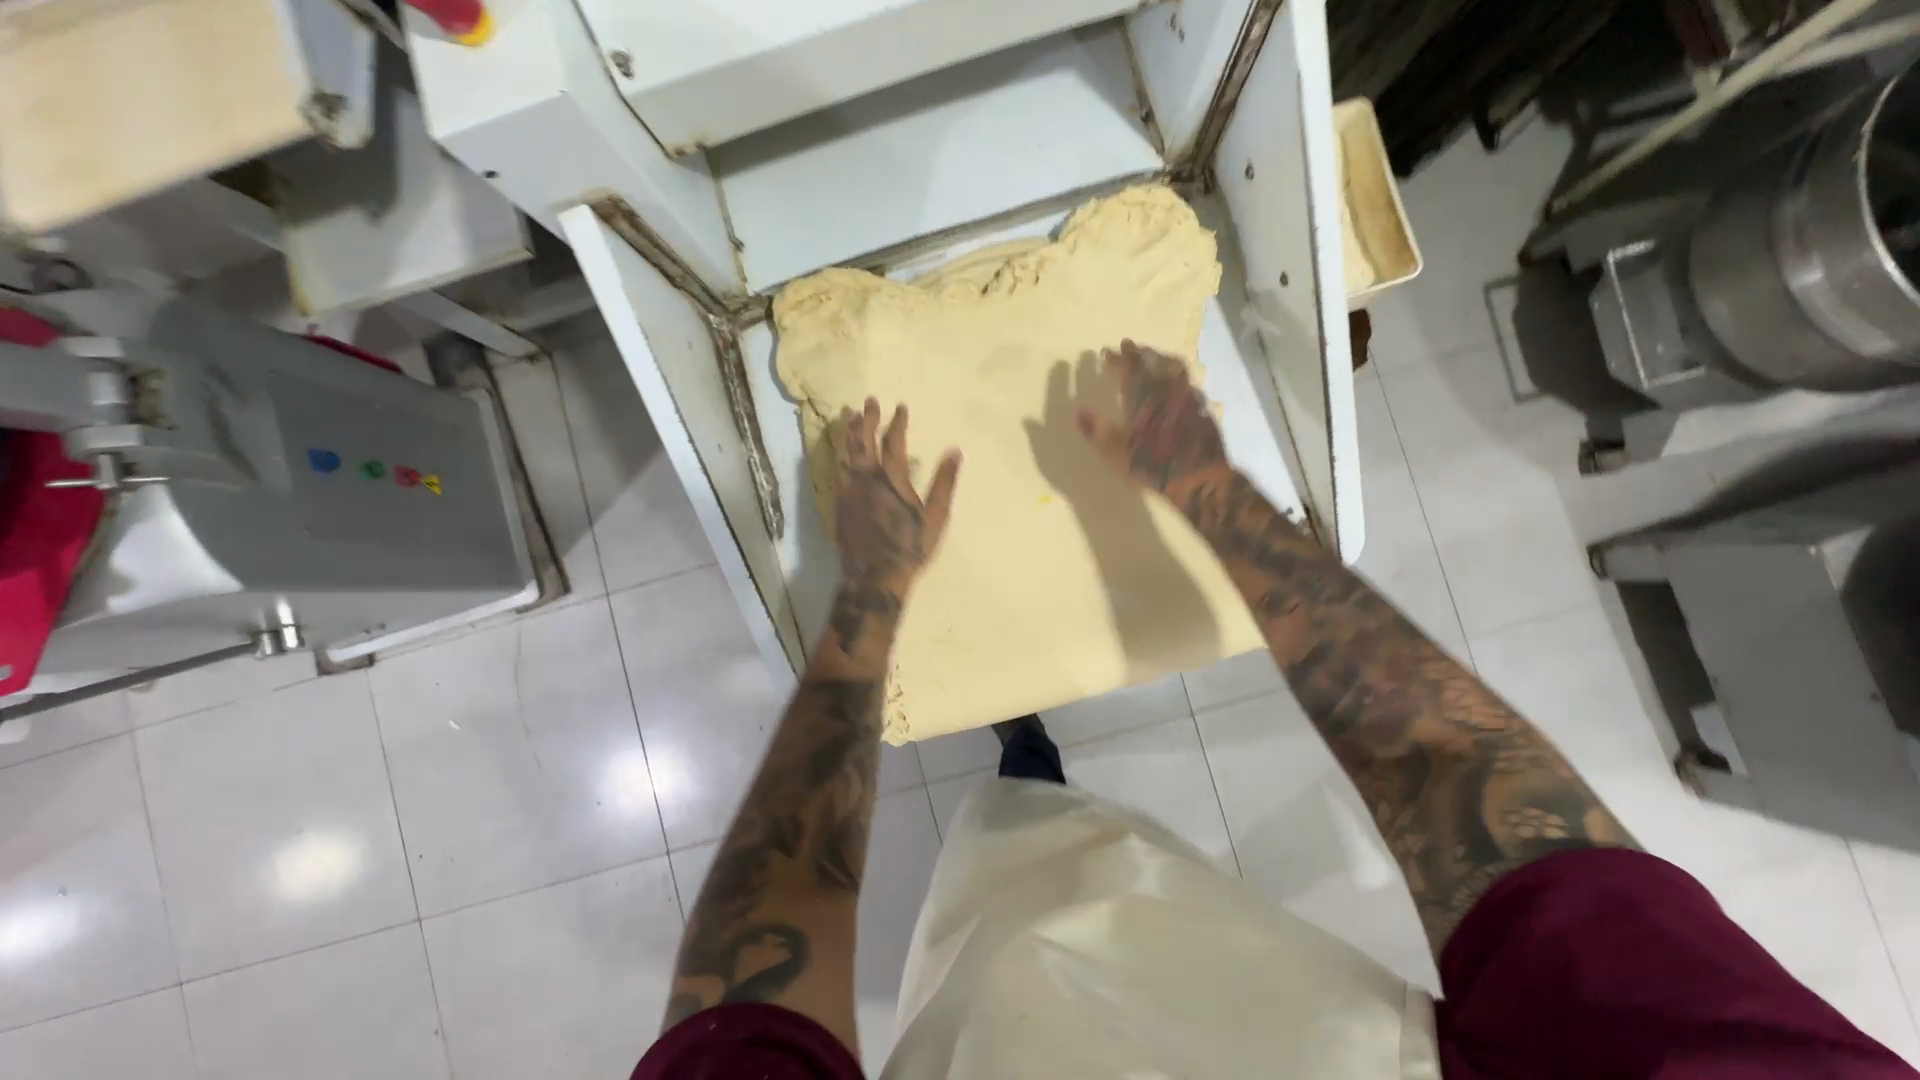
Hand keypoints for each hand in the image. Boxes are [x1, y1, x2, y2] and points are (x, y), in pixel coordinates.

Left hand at [834, 397, 961, 591]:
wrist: (875, 575)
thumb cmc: (911, 548)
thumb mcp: (936, 517)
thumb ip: (944, 482)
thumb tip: (955, 452)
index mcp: (894, 478)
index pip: (895, 441)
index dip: (898, 422)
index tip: (900, 407)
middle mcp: (868, 477)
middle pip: (865, 440)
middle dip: (868, 418)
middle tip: (869, 401)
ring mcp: (849, 488)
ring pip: (846, 451)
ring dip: (849, 430)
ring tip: (849, 413)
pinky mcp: (838, 501)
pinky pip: (836, 469)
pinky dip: (838, 454)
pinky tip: (839, 449)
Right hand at [1073, 339, 1229, 496]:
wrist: (1199, 476)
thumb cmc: (1153, 463)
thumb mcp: (1115, 451)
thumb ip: (1095, 430)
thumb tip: (1078, 411)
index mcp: (1144, 393)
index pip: (1129, 365)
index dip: (1117, 357)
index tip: (1106, 351)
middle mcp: (1168, 387)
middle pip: (1155, 360)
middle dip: (1140, 352)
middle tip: (1130, 347)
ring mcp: (1190, 396)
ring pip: (1176, 367)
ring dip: (1162, 359)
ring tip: (1154, 359)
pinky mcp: (1204, 409)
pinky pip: (1189, 383)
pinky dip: (1178, 378)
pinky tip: (1176, 387)